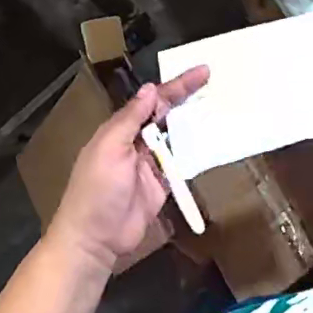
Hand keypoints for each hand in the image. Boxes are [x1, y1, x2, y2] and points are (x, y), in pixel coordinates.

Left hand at [47, 65, 208, 273]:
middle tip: (213, 79)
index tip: (201, 72)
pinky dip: (196, 149)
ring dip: (194, 119)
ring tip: (218, 103)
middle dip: (187, 96)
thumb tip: (150, 89)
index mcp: (121, 129)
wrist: (94, 240)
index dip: (177, 85)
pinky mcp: (163, 184)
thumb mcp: (109, 149)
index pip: (153, 100)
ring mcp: (151, 163)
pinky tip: (212, 138)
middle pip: (166, 113)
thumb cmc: (96, 191)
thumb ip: (130, 119)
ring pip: (176, 134)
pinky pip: (183, 161)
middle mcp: (137, 141)